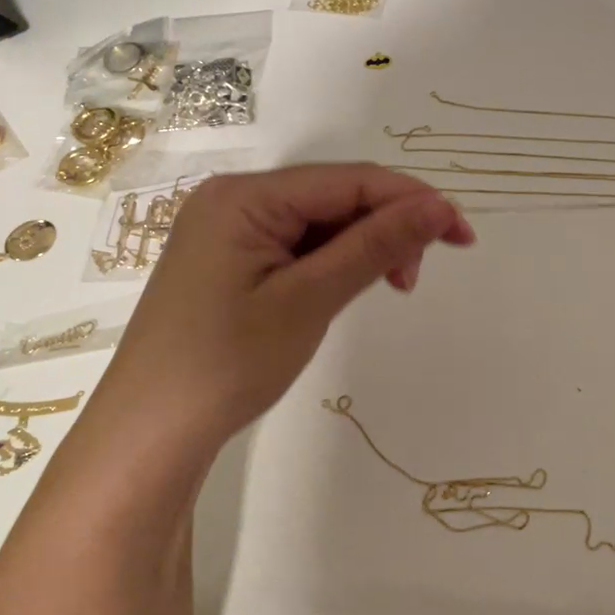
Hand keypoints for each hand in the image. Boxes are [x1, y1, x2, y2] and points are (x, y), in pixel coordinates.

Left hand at [95, 164, 474, 443]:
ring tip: (395, 286)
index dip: (414, 200)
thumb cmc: (227, 362)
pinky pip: (305, 242)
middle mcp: (237, 199)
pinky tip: (357, 284)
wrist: (151, 434)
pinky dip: (341, 260)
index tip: (463, 235)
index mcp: (246, 197)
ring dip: (371, 245)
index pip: (352, 180)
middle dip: (392, 225)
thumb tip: (442, 206)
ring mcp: (233, 229)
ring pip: (327, 220)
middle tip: (419, 275)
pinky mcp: (236, 259)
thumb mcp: (311, 298)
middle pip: (340, 195)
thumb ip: (378, 244)